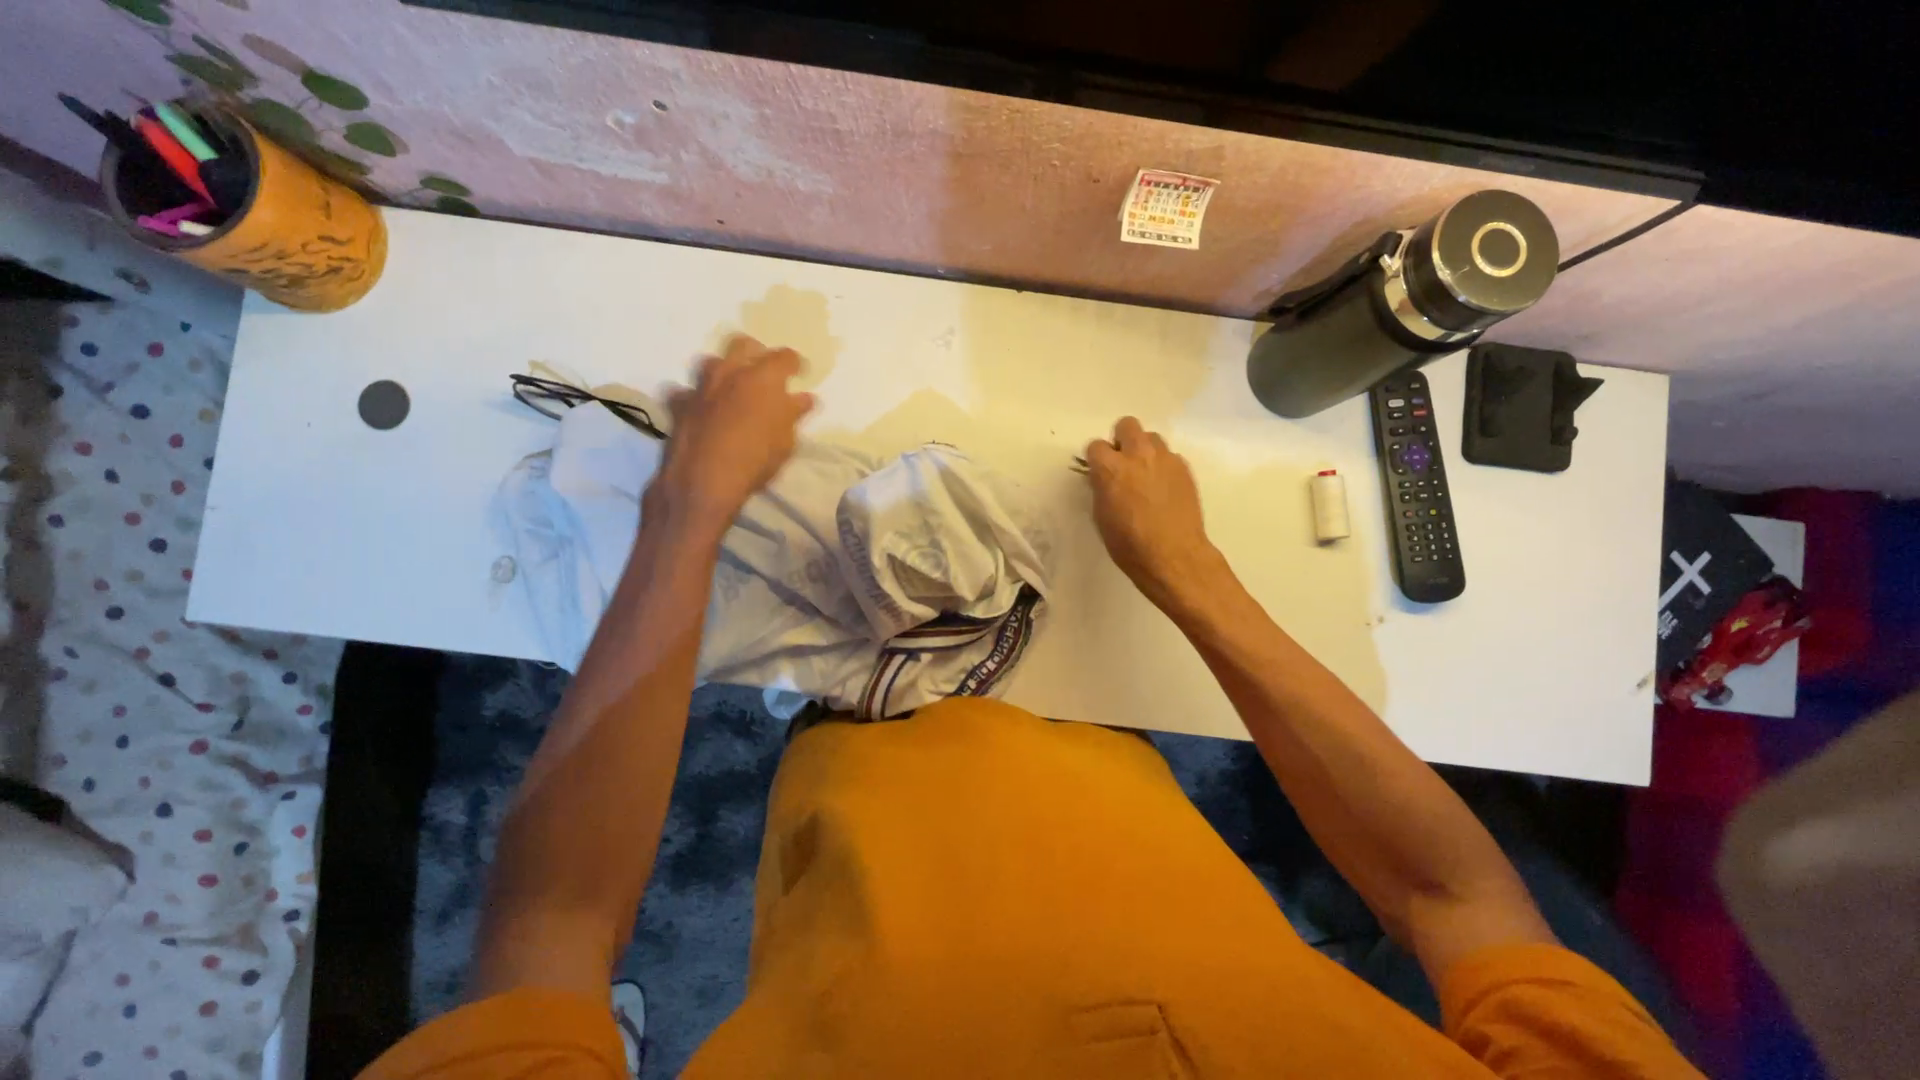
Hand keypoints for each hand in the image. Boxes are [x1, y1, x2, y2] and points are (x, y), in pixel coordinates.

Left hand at [649, 334, 813, 533]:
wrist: (704, 479)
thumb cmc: (756, 459)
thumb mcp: (785, 441)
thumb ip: (793, 414)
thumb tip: (804, 399)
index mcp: (764, 377)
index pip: (785, 357)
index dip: (796, 364)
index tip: (800, 375)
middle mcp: (731, 372)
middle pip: (742, 344)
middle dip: (755, 352)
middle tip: (763, 370)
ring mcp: (701, 386)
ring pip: (710, 361)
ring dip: (722, 369)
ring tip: (731, 386)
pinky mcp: (679, 404)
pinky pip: (684, 392)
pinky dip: (692, 397)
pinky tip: (698, 408)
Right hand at [1084, 417, 1225, 610]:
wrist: (1173, 556)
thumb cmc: (1129, 544)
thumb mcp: (1101, 516)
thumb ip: (1101, 487)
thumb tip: (1104, 478)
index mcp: (1110, 468)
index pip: (1095, 445)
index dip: (1096, 459)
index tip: (1099, 473)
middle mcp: (1137, 454)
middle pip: (1127, 425)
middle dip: (1122, 440)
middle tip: (1123, 463)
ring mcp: (1165, 459)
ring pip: (1152, 438)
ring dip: (1145, 450)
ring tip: (1146, 474)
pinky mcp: (1185, 469)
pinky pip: (1170, 456)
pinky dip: (1164, 466)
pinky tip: (1164, 488)